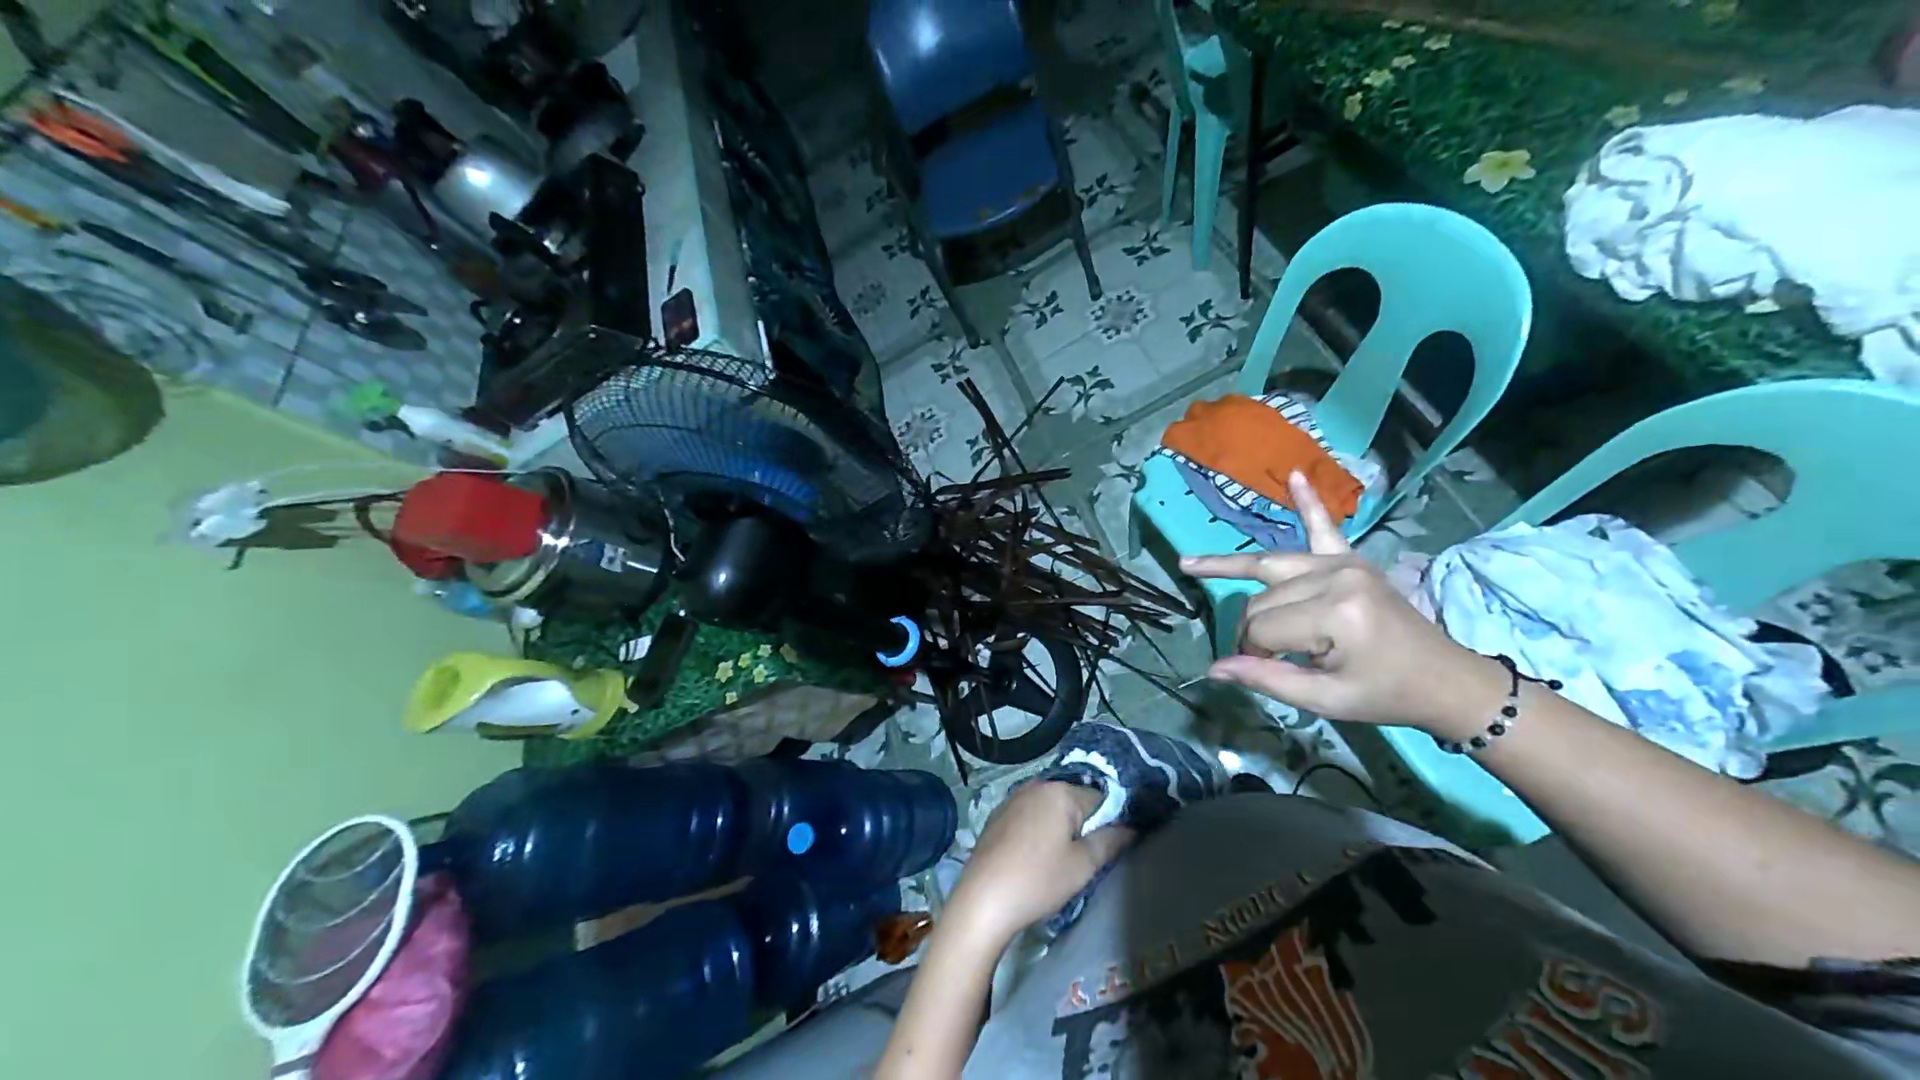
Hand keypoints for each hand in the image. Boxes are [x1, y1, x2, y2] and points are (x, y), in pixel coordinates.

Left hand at [944, 782, 1132, 946]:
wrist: (983, 900)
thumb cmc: (1038, 880)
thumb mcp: (1082, 865)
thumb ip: (1110, 841)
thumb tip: (1132, 827)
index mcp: (1059, 791)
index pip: (1100, 798)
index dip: (1110, 822)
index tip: (1108, 848)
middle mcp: (1035, 786)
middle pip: (1073, 801)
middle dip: (1083, 824)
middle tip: (1084, 859)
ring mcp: (1012, 799)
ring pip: (1050, 809)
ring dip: (1060, 828)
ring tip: (1060, 861)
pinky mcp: (997, 816)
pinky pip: (1029, 816)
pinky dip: (1038, 830)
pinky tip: (1035, 857)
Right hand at [1180, 470, 1505, 736]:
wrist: (1445, 680)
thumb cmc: (1385, 694)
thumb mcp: (1325, 700)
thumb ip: (1267, 680)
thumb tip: (1213, 668)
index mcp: (1335, 614)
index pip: (1261, 627)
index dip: (1251, 654)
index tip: (1262, 672)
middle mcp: (1336, 577)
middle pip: (1262, 597)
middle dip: (1251, 629)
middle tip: (1263, 658)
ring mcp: (1345, 563)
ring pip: (1271, 566)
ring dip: (1233, 568)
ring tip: (1189, 565)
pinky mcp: (1353, 559)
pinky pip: (1323, 527)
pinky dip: (1308, 503)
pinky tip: (1294, 476)